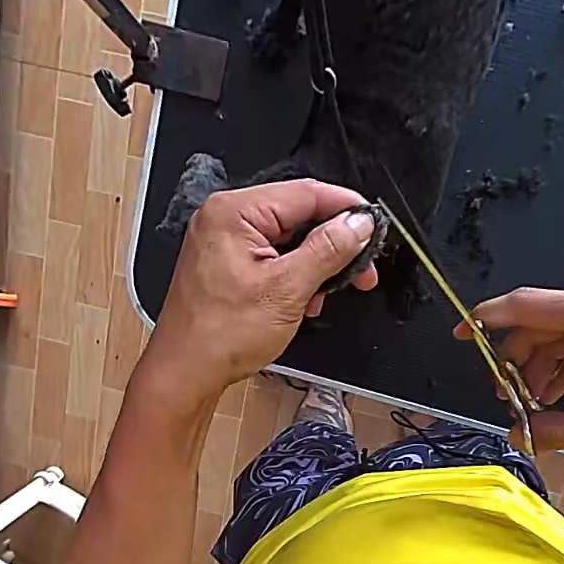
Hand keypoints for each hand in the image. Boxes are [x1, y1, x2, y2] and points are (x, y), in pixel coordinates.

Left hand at [148, 179, 379, 389]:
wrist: (188, 370)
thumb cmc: (221, 335)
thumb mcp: (288, 289)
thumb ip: (328, 250)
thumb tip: (358, 224)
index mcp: (235, 213)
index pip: (306, 193)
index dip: (346, 208)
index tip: (374, 225)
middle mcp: (228, 219)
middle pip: (300, 215)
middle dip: (336, 243)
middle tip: (363, 269)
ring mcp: (229, 241)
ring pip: (292, 239)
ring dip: (319, 264)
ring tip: (332, 291)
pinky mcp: (233, 263)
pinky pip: (277, 257)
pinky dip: (300, 276)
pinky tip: (308, 299)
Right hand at [459, 274, 563, 451]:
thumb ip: (555, 431)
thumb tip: (519, 435)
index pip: (528, 305)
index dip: (489, 319)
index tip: (465, 332)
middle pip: (542, 322)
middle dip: (518, 359)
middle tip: (504, 393)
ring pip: (562, 331)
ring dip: (543, 365)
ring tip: (530, 401)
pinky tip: (555, 391)